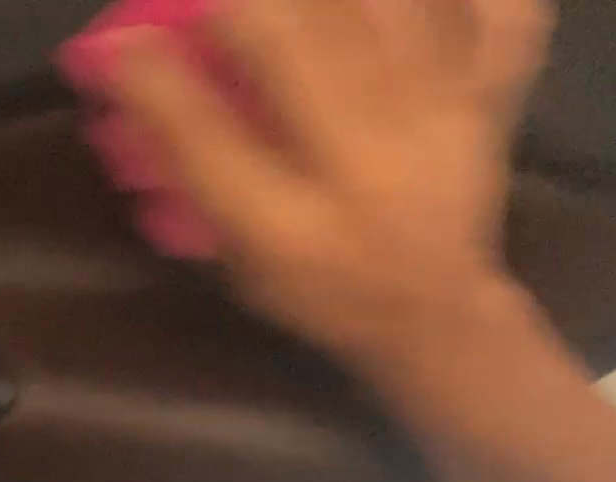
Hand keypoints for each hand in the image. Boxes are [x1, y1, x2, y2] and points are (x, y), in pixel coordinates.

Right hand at [111, 0, 552, 361]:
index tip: (116, 45)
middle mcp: (360, 167)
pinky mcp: (489, 100)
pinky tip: (408, 0)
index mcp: (288, 228)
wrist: (430, 317)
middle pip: (295, 44)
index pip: (206, 139)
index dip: (152, 82)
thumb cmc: (319, 297)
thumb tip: (147, 109)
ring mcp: (437, 124)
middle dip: (239, 5)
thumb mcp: (243, 268)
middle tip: (211, 3)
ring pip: (387, 7)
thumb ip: (204, 194)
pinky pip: (498, 9)